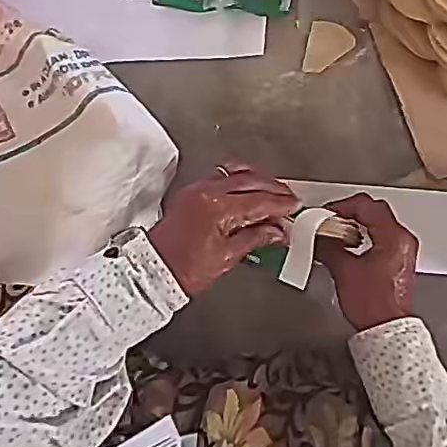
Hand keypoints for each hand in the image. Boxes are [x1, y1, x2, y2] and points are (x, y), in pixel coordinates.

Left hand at [147, 165, 298, 297]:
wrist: (152, 271)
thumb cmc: (183, 269)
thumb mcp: (227, 257)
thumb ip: (255, 238)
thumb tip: (275, 231)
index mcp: (218, 207)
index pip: (259, 200)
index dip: (281, 204)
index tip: (294, 206)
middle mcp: (207, 192)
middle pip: (251, 181)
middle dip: (273, 190)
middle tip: (289, 200)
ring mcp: (197, 189)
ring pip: (236, 174)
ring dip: (257, 181)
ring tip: (272, 195)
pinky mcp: (191, 193)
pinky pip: (221, 177)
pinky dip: (239, 181)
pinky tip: (248, 192)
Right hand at [314, 195, 417, 331]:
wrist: (387, 329)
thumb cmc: (373, 305)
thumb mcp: (344, 271)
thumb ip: (329, 247)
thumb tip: (319, 236)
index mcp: (393, 237)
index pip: (367, 206)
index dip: (343, 206)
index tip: (328, 213)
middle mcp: (403, 240)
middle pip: (375, 211)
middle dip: (350, 213)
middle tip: (330, 220)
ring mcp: (404, 249)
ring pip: (379, 223)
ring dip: (357, 225)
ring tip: (337, 233)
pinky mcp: (400, 260)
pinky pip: (382, 237)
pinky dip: (365, 236)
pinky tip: (350, 246)